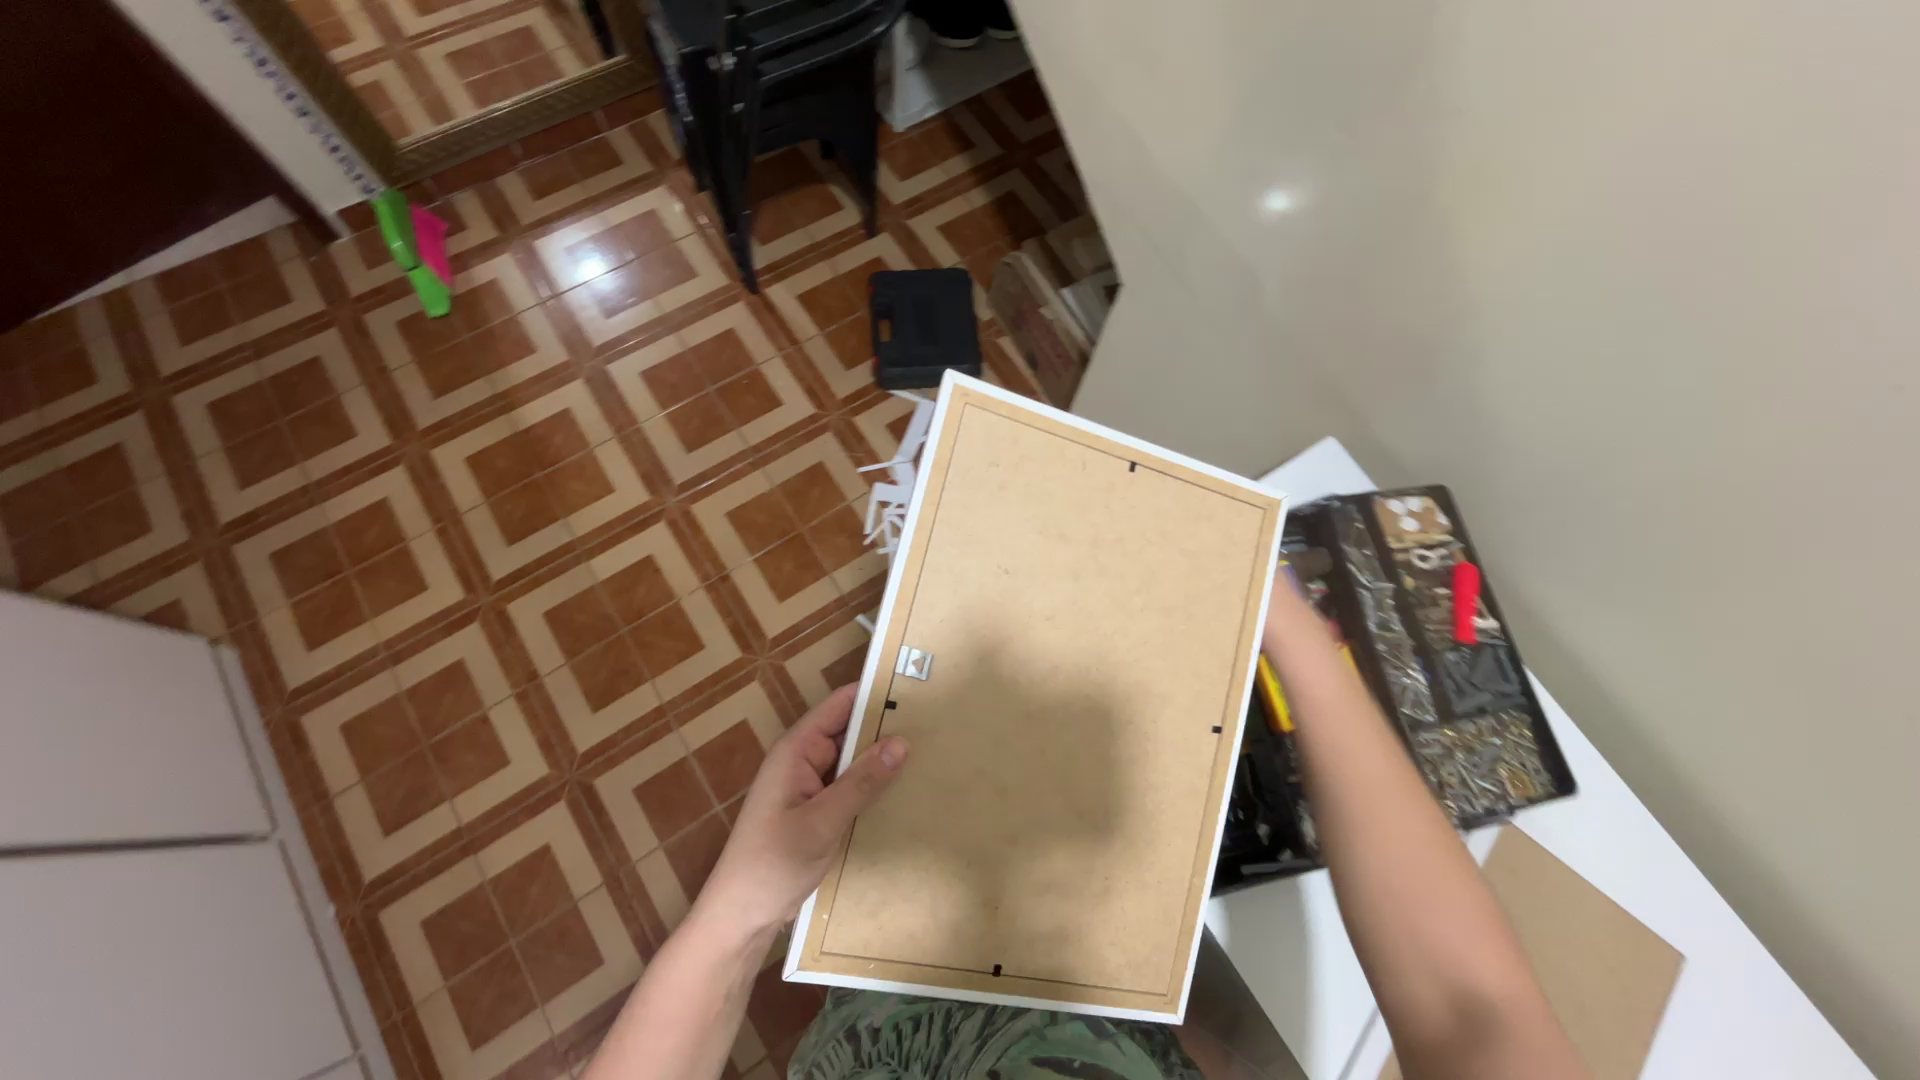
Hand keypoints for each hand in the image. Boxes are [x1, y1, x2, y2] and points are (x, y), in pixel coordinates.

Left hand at [691, 684, 909, 939]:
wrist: (741, 918)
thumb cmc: (772, 864)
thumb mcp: (822, 822)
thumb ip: (862, 782)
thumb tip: (901, 741)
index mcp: (796, 751)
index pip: (840, 705)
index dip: (874, 692)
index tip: (916, 685)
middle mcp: (804, 761)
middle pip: (850, 731)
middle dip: (886, 726)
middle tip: (937, 722)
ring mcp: (810, 788)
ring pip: (853, 762)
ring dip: (882, 760)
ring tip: (932, 752)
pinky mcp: (818, 813)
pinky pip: (851, 788)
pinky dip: (874, 787)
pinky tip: (906, 792)